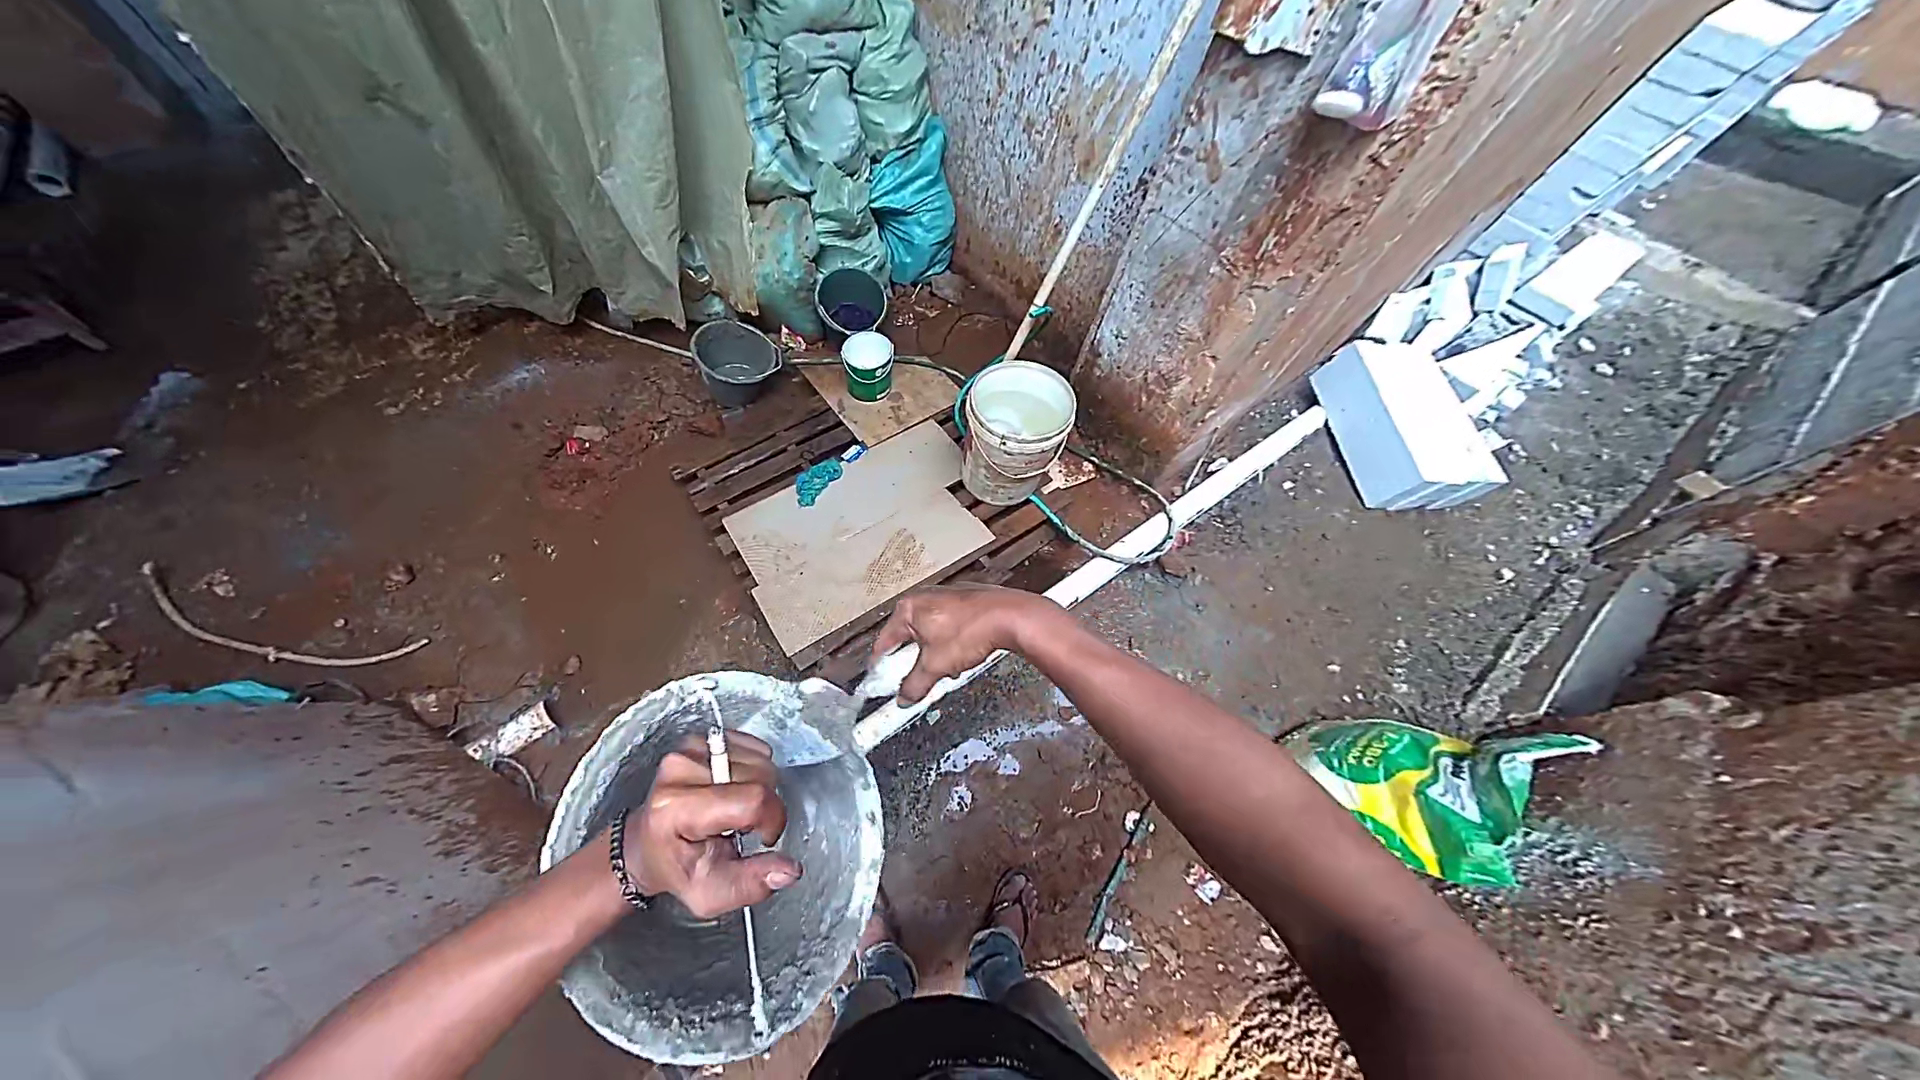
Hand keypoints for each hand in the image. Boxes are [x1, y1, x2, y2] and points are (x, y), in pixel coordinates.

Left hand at [622, 730, 801, 918]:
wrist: (647, 844)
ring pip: (761, 759)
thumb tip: (790, 870)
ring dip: (761, 786)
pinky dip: (755, 769)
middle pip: (761, 775)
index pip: (751, 800)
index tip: (762, 837)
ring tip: (737, 809)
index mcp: (676, 809)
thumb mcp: (710, 892)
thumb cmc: (677, 868)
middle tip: (744, 826)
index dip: (771, 820)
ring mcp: (689, 749)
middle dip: (766, 804)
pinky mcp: (701, 738)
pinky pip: (753, 746)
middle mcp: (679, 769)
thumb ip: (752, 883)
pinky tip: (736, 788)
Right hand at [872, 584, 1063, 702]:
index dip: (881, 662)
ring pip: (931, 631)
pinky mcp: (968, 602)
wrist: (1011, 617)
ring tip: (944, 669)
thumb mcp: (935, 666)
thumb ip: (915, 684)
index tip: (880, 676)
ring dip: (935, 652)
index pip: (885, 639)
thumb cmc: (973, 629)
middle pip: (909, 635)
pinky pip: (951, 626)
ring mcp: (948, 598)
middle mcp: (926, 597)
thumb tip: (905, 696)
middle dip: (912, 659)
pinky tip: (962, 656)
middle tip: (915, 677)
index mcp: (909, 607)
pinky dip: (952, 643)